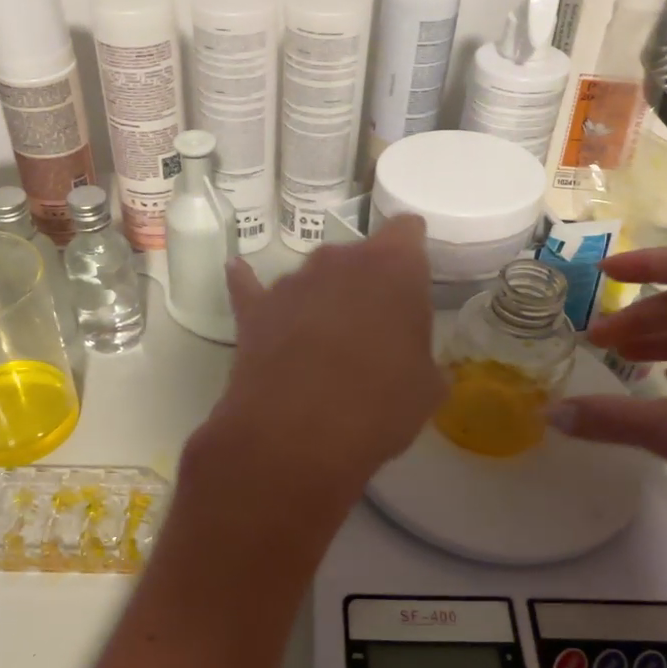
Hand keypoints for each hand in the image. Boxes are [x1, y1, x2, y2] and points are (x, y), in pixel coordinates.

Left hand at [183, 215, 445, 525]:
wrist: (295, 435)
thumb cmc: (378, 408)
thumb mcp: (426, 388)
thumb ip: (421, 357)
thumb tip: (411, 363)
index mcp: (394, 267)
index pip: (407, 231)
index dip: (410, 253)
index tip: (411, 282)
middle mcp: (340, 260)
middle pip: (357, 257)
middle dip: (365, 284)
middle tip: (373, 330)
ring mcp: (291, 281)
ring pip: (313, 277)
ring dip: (321, 299)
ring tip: (323, 344)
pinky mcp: (253, 309)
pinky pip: (251, 287)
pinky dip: (250, 284)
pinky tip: (240, 275)